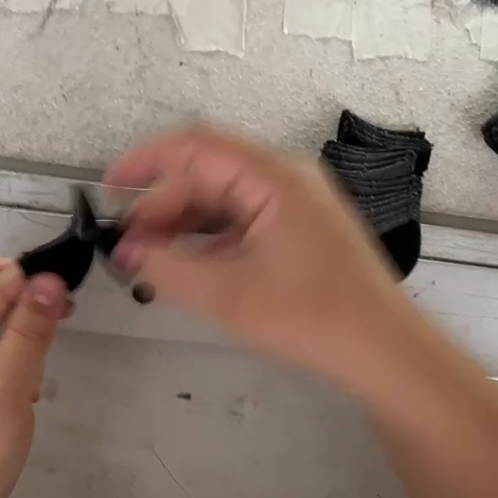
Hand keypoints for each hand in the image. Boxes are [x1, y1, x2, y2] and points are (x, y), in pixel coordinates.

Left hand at [0, 256, 69, 497]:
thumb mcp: (3, 398)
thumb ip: (27, 334)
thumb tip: (48, 277)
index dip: (30, 285)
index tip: (71, 297)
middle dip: (20, 296)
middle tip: (62, 316)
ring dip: (14, 327)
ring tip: (36, 367)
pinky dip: (5, 354)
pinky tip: (22, 387)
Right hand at [105, 128, 415, 386]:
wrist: (386, 350)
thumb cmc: (312, 317)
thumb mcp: (228, 294)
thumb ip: (167, 267)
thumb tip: (127, 248)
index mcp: (272, 176)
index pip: (195, 147)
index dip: (146, 161)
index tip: (110, 186)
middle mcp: (285, 175)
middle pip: (208, 170)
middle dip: (163, 202)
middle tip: (130, 241)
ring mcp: (296, 198)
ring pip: (224, 194)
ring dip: (184, 219)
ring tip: (151, 254)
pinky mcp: (300, 223)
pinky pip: (243, 214)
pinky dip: (211, 234)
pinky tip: (190, 263)